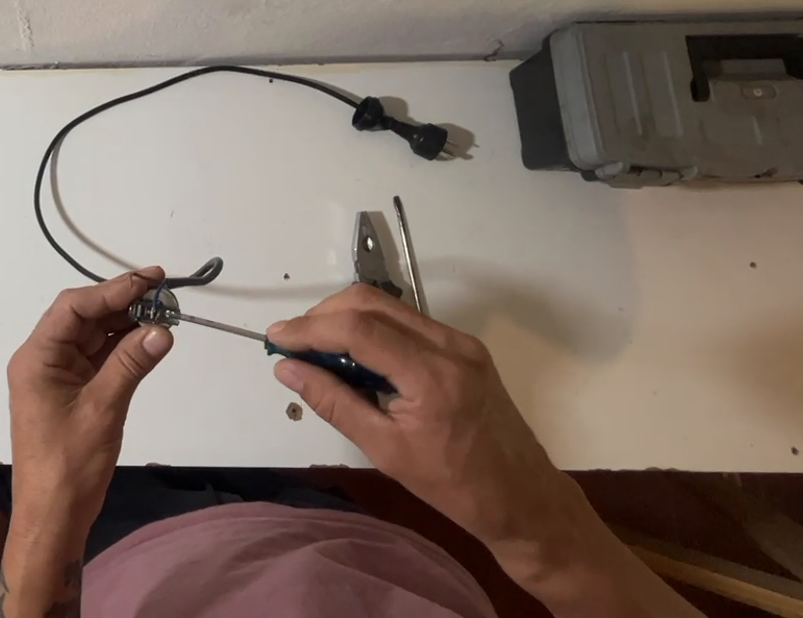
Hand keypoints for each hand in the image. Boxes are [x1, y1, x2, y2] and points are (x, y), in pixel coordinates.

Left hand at [6, 267, 174, 537]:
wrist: (51, 519)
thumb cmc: (69, 466)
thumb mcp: (103, 410)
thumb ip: (131, 364)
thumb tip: (162, 329)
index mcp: (37, 356)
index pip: (73, 308)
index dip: (111, 289)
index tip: (149, 279)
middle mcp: (43, 358)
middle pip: (83, 317)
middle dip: (122, 302)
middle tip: (162, 289)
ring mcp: (57, 374)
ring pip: (93, 335)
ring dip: (125, 322)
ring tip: (163, 309)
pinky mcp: (71, 390)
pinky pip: (98, 357)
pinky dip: (123, 347)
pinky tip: (149, 338)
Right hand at [266, 285, 586, 561]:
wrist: (526, 501)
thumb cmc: (454, 486)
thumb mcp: (384, 450)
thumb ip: (332, 401)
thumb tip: (286, 369)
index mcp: (432, 376)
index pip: (358, 329)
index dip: (310, 328)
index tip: (276, 338)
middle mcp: (449, 345)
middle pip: (370, 302)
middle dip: (323, 315)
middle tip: (295, 343)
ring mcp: (459, 341)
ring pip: (386, 305)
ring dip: (344, 317)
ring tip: (318, 349)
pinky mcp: (462, 345)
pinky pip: (404, 319)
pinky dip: (369, 326)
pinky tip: (355, 355)